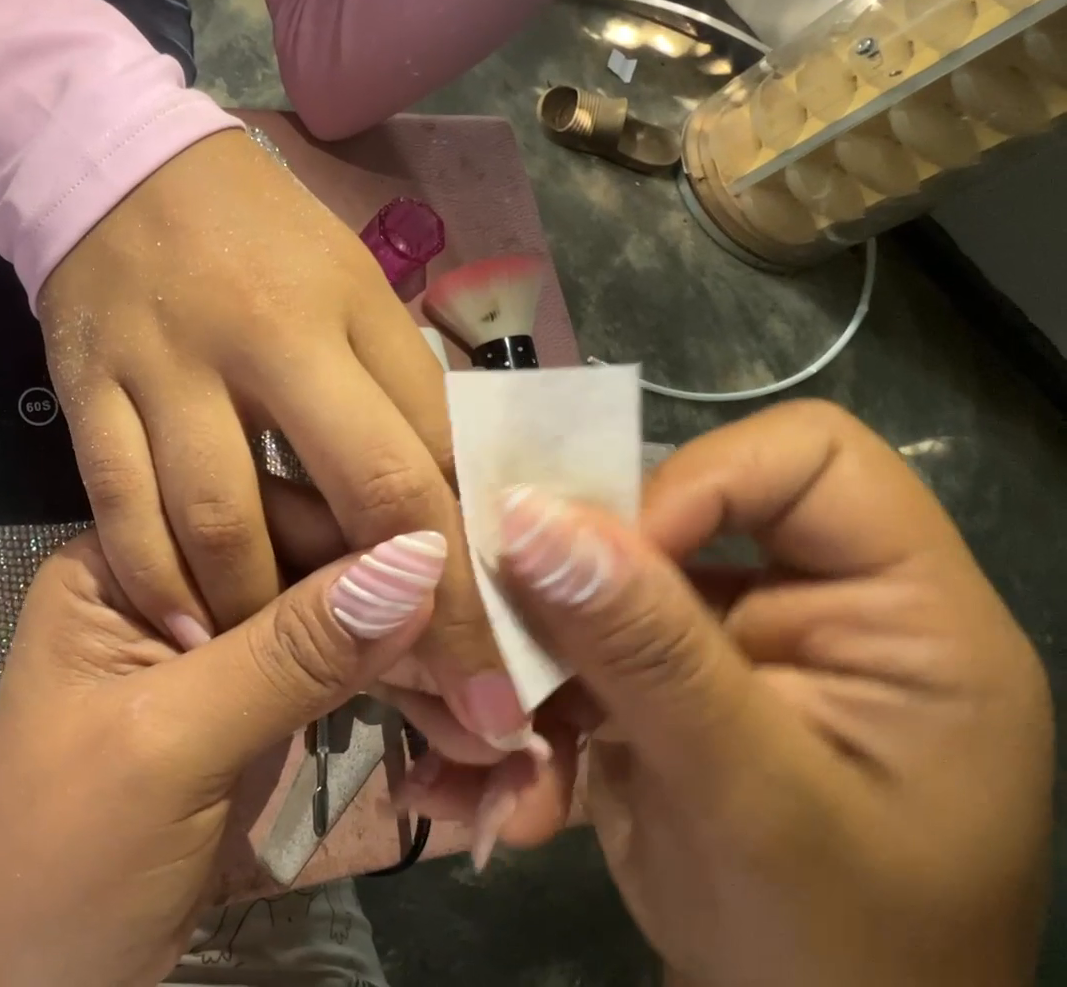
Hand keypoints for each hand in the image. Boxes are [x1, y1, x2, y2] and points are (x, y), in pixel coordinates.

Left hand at [0, 521, 450, 985]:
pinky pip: (321, 677)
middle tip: (497, 664)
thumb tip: (417, 556)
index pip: (254, 512)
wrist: (39, 978)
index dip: (361, 540)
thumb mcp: (173, 742)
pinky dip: (383, 700)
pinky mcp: (236, 704)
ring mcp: (201, 646)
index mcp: (118, 561)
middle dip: (394, 613)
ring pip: (320, 624)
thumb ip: (288, 652)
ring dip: (404, 663)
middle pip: (296, 565)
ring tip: (490, 714)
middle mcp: (161, 583)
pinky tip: (448, 724)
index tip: (466, 579)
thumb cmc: (72, 852)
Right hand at [39, 129, 530, 749]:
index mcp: (345, 310)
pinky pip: (119, 501)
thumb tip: (450, 492)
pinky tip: (183, 630)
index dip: (474, 562)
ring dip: (265, 612)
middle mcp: (262, 342)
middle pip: (355, 489)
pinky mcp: (90, 393)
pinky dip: (153, 574)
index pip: (430, 449)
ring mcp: (165, 370)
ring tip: (302, 687)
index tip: (507, 655)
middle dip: (411, 615)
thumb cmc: (249, 232)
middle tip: (451, 711)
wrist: (115, 174)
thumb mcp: (346, 285)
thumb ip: (399, 382)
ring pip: (222, 514)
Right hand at [492, 401, 1051, 986]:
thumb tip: (531, 518)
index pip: (805, 460)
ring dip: (535, 655)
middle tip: (500, 637)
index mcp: (904, 617)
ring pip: (600, 589)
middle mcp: (814, 613)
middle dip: (575, 580)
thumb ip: (646, 650)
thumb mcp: (743, 796)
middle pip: (673, 516)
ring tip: (493, 730)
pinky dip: (531, 703)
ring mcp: (728, 654)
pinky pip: (575, 654)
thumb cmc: (832, 945)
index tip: (593, 560)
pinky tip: (507, 771)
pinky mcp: (661, 692)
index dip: (692, 483)